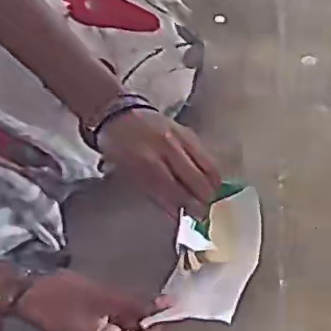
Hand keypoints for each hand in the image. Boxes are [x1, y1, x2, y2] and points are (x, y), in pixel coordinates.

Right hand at [15, 271, 167, 330]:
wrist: (18, 290)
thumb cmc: (59, 293)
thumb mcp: (105, 296)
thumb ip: (138, 304)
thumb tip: (166, 306)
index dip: (159, 329)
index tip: (168, 313)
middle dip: (150, 323)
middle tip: (160, 304)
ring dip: (137, 319)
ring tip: (146, 301)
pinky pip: (110, 327)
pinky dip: (122, 316)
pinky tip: (126, 303)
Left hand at [95, 108, 222, 217]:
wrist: (119, 112)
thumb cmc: (118, 145)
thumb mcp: (124, 168)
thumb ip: (150, 188)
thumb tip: (174, 210)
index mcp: (145, 159)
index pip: (172, 189)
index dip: (183, 205)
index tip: (189, 218)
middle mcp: (167, 149)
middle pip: (196, 181)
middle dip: (202, 201)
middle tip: (203, 213)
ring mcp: (182, 141)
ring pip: (208, 171)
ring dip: (211, 189)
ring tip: (209, 199)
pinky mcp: (191, 136)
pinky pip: (209, 159)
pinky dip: (213, 175)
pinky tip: (211, 183)